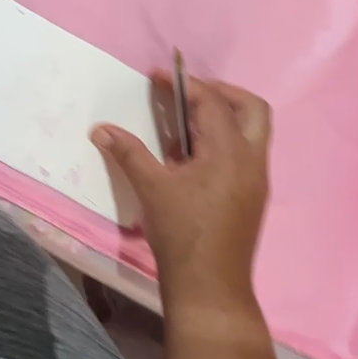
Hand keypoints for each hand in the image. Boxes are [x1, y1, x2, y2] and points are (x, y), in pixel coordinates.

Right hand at [90, 73, 271, 318]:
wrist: (210, 282)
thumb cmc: (181, 232)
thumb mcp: (150, 188)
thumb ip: (129, 153)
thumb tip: (101, 129)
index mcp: (230, 153)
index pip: (213, 104)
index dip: (185, 84)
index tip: (158, 75)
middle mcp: (251, 160)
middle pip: (250, 108)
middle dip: (219, 91)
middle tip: (185, 90)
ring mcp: (256, 177)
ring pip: (252, 130)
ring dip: (223, 114)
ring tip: (185, 117)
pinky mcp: (251, 192)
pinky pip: (244, 149)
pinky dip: (222, 136)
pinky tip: (190, 151)